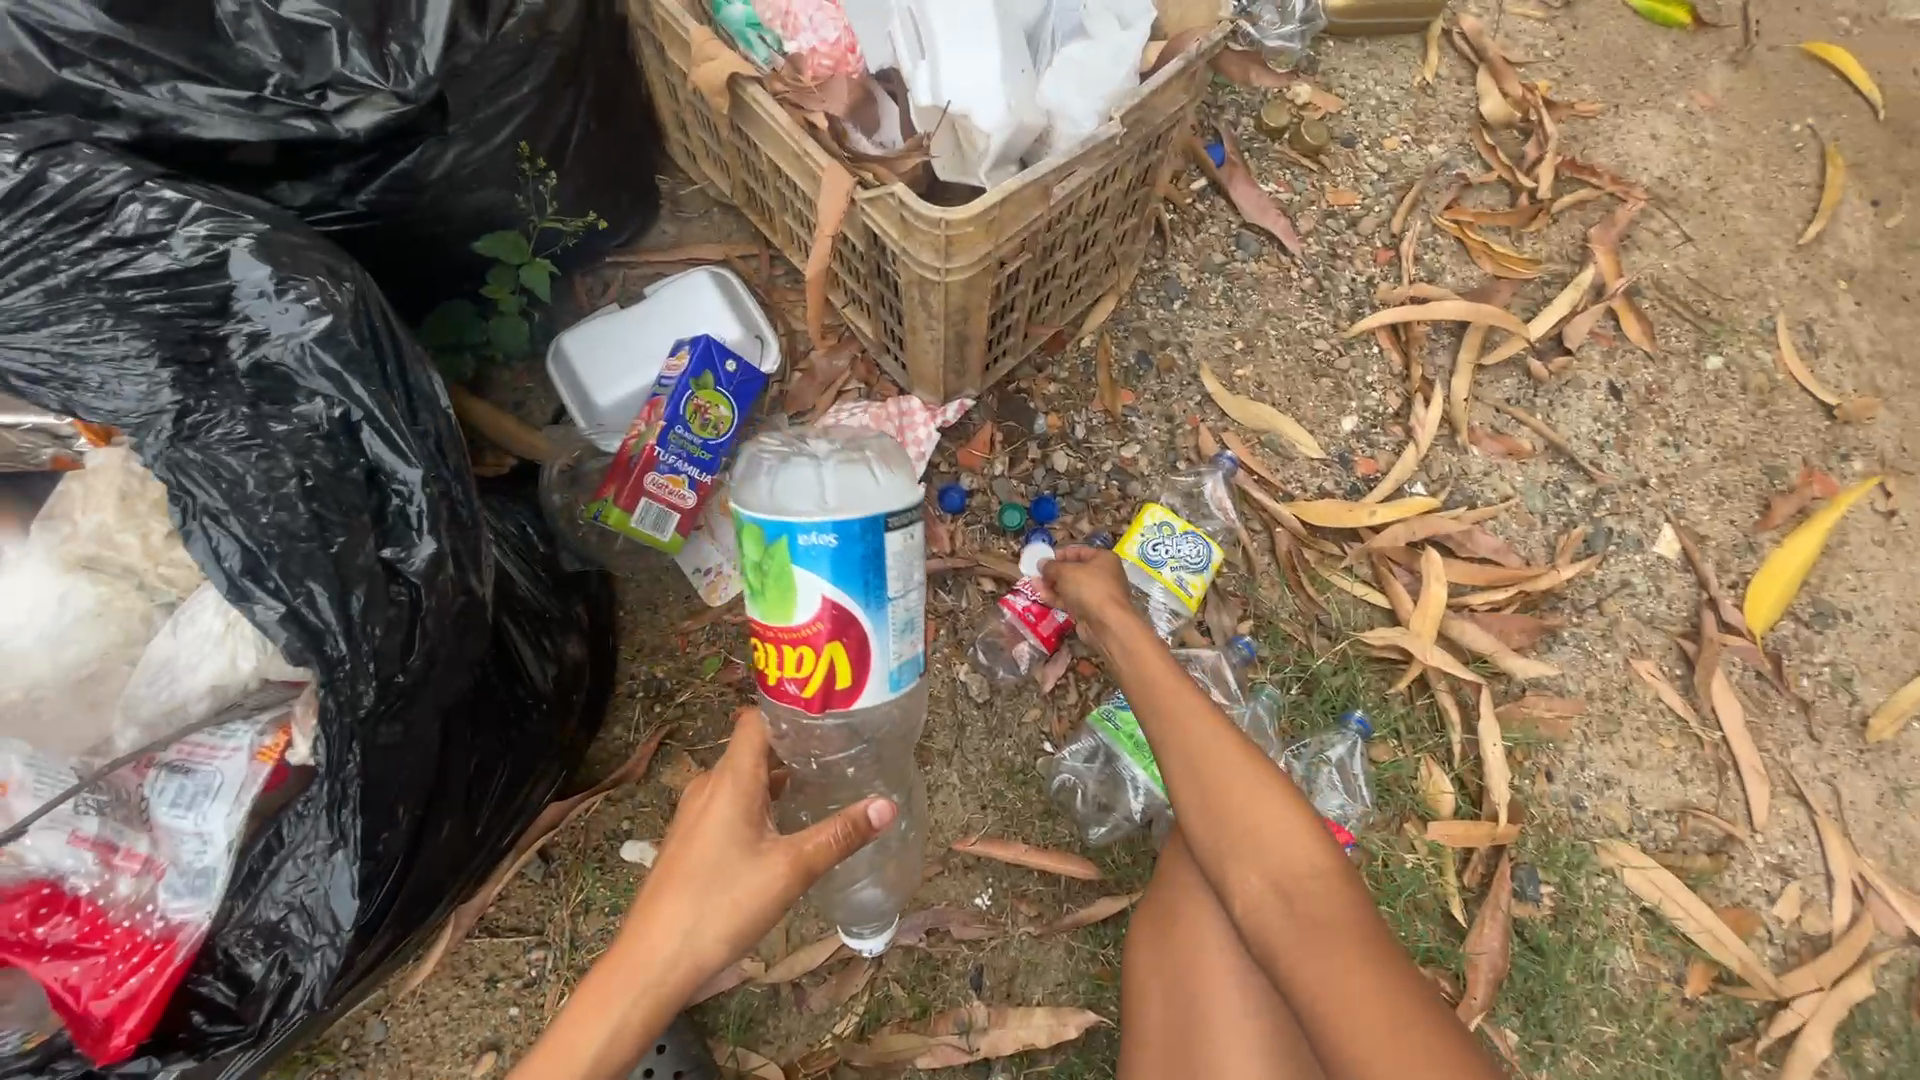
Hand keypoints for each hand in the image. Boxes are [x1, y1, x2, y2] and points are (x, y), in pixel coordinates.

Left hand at [621, 707, 895, 997]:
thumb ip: (840, 834)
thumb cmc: (722, 904)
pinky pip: (731, 803)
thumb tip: (888, 805)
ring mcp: (697, 813)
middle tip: (841, 749)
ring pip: (744, 778)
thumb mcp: (791, 870)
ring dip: (779, 777)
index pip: (758, 718)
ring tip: (822, 782)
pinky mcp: (692, 839)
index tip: (832, 714)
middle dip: (796, 746)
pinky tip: (786, 824)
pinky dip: (761, 802)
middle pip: (754, 747)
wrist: (652, 962)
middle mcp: (710, 785)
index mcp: (731, 778)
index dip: (791, 709)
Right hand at [1038, 546, 1140, 655]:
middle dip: (1053, 572)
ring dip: (1052, 586)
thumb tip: (1041, 563)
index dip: (1059, 554)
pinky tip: (1041, 595)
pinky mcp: (1090, 611)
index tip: (1043, 559)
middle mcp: (1102, 575)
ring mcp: (1096, 594)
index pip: (1078, 551)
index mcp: (1103, 559)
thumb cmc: (1088, 587)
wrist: (1106, 623)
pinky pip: (1071, 601)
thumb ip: (1051, 566)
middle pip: (1074, 570)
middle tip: (1036, 574)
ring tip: (1033, 584)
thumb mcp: (1065, 571)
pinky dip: (1057, 598)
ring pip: (1070, 587)